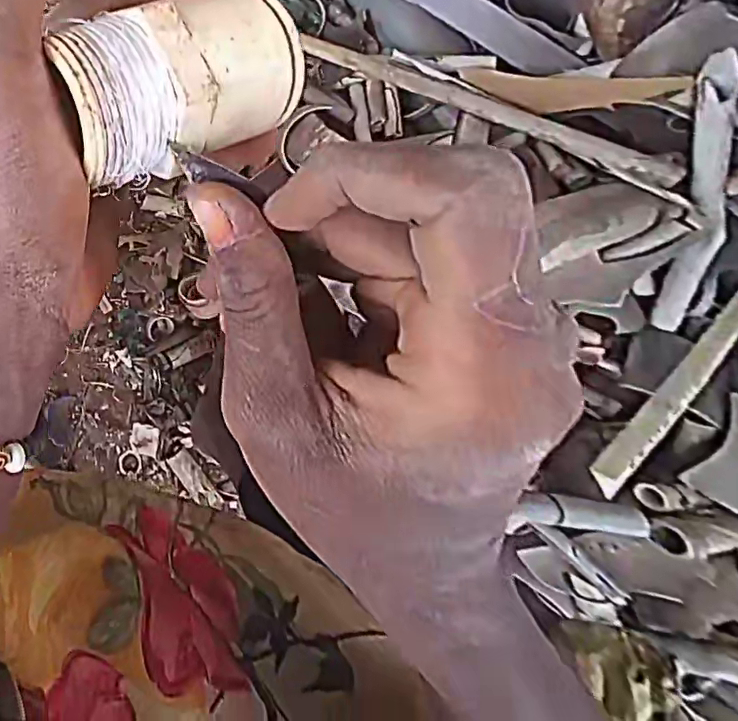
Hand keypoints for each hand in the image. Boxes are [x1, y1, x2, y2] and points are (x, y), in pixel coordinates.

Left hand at [0, 0, 276, 334]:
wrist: (26, 284)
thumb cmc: (8, 196)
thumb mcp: (6, 83)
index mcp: (37, 59)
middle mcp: (66, 88)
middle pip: (152, 35)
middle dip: (210, 18)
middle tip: (265, 9)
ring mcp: (96, 127)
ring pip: (168, 84)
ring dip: (218, 76)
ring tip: (267, 71)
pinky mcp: (117, 167)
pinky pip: (173, 133)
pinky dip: (210, 129)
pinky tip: (243, 132)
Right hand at [186, 143, 580, 584]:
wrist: (414, 560)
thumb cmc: (350, 510)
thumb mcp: (273, 408)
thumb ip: (250, 298)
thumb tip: (216, 206)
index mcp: (487, 363)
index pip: (464, 199)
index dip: (358, 177)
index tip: (279, 211)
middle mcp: (522, 325)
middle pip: (435, 190)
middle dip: (327, 201)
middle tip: (256, 243)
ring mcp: (505, 311)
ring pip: (406, 208)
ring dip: (316, 229)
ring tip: (255, 282)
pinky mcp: (477, 304)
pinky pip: (401, 236)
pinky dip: (332, 247)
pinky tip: (293, 291)